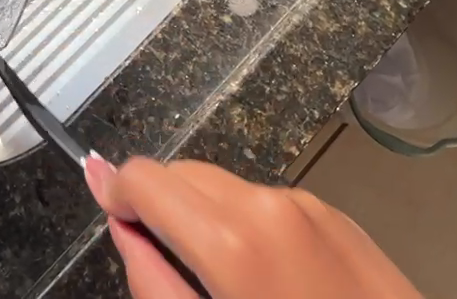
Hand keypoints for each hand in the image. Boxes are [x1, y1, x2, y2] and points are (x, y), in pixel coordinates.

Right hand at [84, 156, 422, 298]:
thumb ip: (150, 277)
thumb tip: (119, 218)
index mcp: (232, 240)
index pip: (143, 176)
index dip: (117, 195)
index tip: (115, 221)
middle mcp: (268, 203)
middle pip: (181, 173)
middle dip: (163, 208)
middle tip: (173, 270)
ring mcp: (309, 206)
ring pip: (222, 186)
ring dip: (206, 217)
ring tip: (229, 283)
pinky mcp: (340, 217)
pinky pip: (266, 203)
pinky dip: (248, 226)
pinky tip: (273, 281)